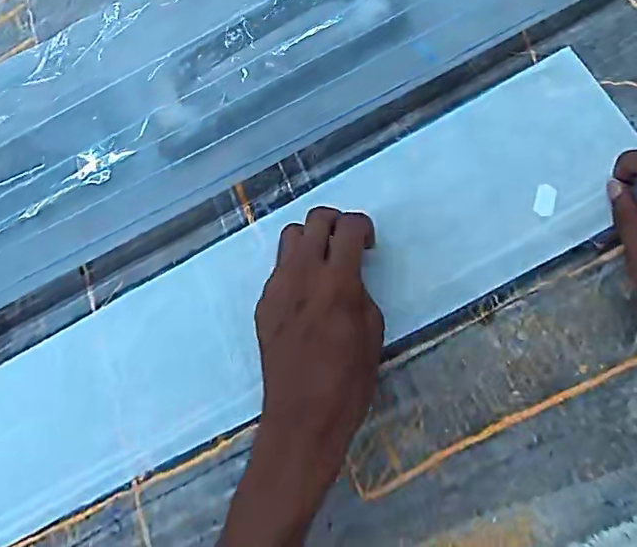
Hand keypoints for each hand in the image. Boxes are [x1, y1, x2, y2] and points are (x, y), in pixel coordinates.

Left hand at [220, 207, 381, 546]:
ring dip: (312, 239)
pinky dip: (296, 268)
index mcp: (337, 282)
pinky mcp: (264, 300)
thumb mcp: (372, 335)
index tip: (368, 241)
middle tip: (347, 243)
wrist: (301, 417)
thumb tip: (350, 275)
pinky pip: (280, 267)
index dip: (362, 226)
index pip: (348, 228)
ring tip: (324, 262)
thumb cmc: (347, 383)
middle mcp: (304, 274)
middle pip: (316, 219)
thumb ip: (360, 293)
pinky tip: (306, 295)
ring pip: (292, 235)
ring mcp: (278, 285)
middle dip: (336, 222)